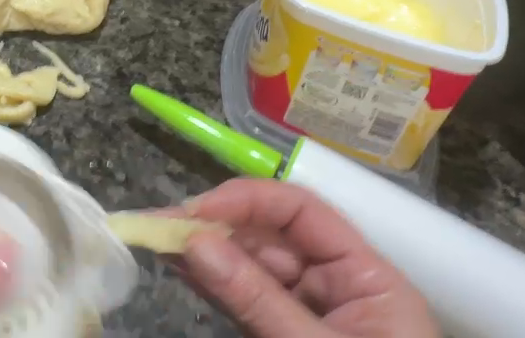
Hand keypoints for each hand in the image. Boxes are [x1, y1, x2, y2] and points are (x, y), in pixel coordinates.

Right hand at [178, 179, 436, 337]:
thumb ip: (259, 299)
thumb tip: (194, 242)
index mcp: (368, 279)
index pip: (302, 211)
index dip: (246, 201)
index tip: (194, 213)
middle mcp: (339, 286)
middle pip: (269, 234)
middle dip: (213, 225)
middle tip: (157, 226)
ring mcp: (310, 312)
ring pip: (249, 262)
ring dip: (203, 249)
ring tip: (156, 240)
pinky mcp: (286, 334)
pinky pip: (244, 294)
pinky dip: (210, 279)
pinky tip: (179, 266)